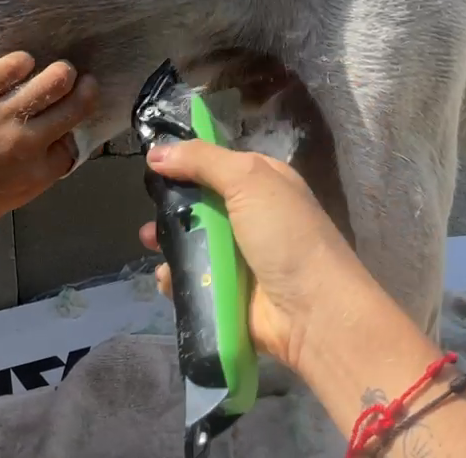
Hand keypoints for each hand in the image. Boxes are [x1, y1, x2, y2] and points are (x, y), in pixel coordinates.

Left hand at [0, 53, 97, 253]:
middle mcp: (25, 144)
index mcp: (30, 179)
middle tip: (83, 83)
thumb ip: (17, 178)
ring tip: (56, 70)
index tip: (65, 126)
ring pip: (53, 80)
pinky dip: (21, 63)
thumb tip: (27, 154)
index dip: (70, 134)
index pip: (71, 147)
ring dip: (60, 73)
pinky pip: (13, 64)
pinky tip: (18, 65)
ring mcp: (0, 113)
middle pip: (74, 107)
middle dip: (83, 92)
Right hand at [138, 142, 378, 376]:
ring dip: (167, 242)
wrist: (316, 313)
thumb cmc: (285, 234)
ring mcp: (239, 257)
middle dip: (171, 205)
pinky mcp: (228, 293)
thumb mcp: (248, 180)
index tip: (151, 164)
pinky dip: (175, 279)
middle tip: (149, 210)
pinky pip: (193, 280)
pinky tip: (165, 278)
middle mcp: (250, 215)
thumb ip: (201, 160)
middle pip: (199, 202)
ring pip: (191, 241)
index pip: (216, 163)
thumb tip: (155, 151)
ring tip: (149, 242)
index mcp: (262, 182)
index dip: (185, 161)